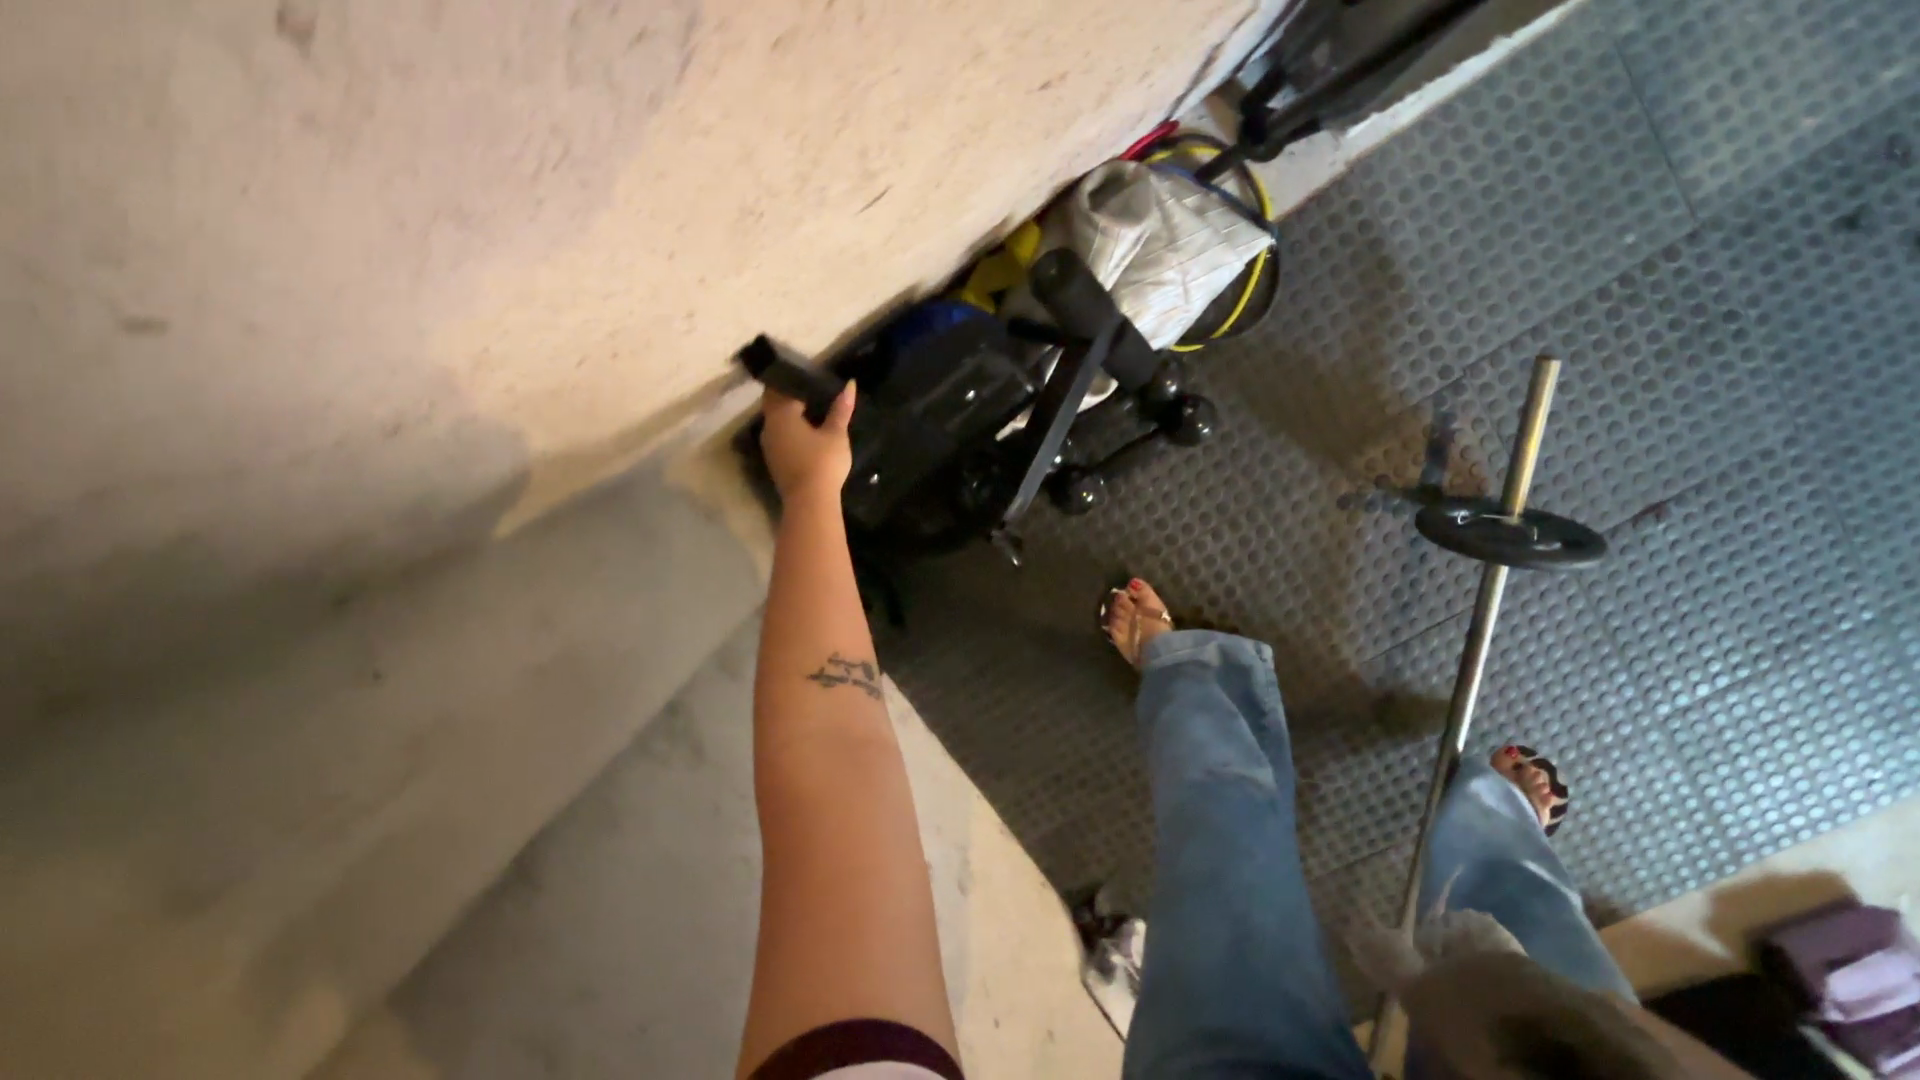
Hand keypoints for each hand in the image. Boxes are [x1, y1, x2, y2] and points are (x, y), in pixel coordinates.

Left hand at [760, 382, 855, 501]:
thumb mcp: (836, 434)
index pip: (780, 388)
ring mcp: (769, 446)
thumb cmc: (822, 462)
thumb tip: (850, 385)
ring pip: (775, 421)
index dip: (793, 380)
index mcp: (781, 415)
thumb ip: (841, 409)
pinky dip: (789, 430)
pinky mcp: (774, 461)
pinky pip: (779, 436)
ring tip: (809, 408)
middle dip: (788, 396)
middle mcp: (769, 427)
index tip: (807, 374)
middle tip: (809, 390)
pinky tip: (805, 432)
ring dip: (788, 414)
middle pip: (774, 404)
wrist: (809, 502)